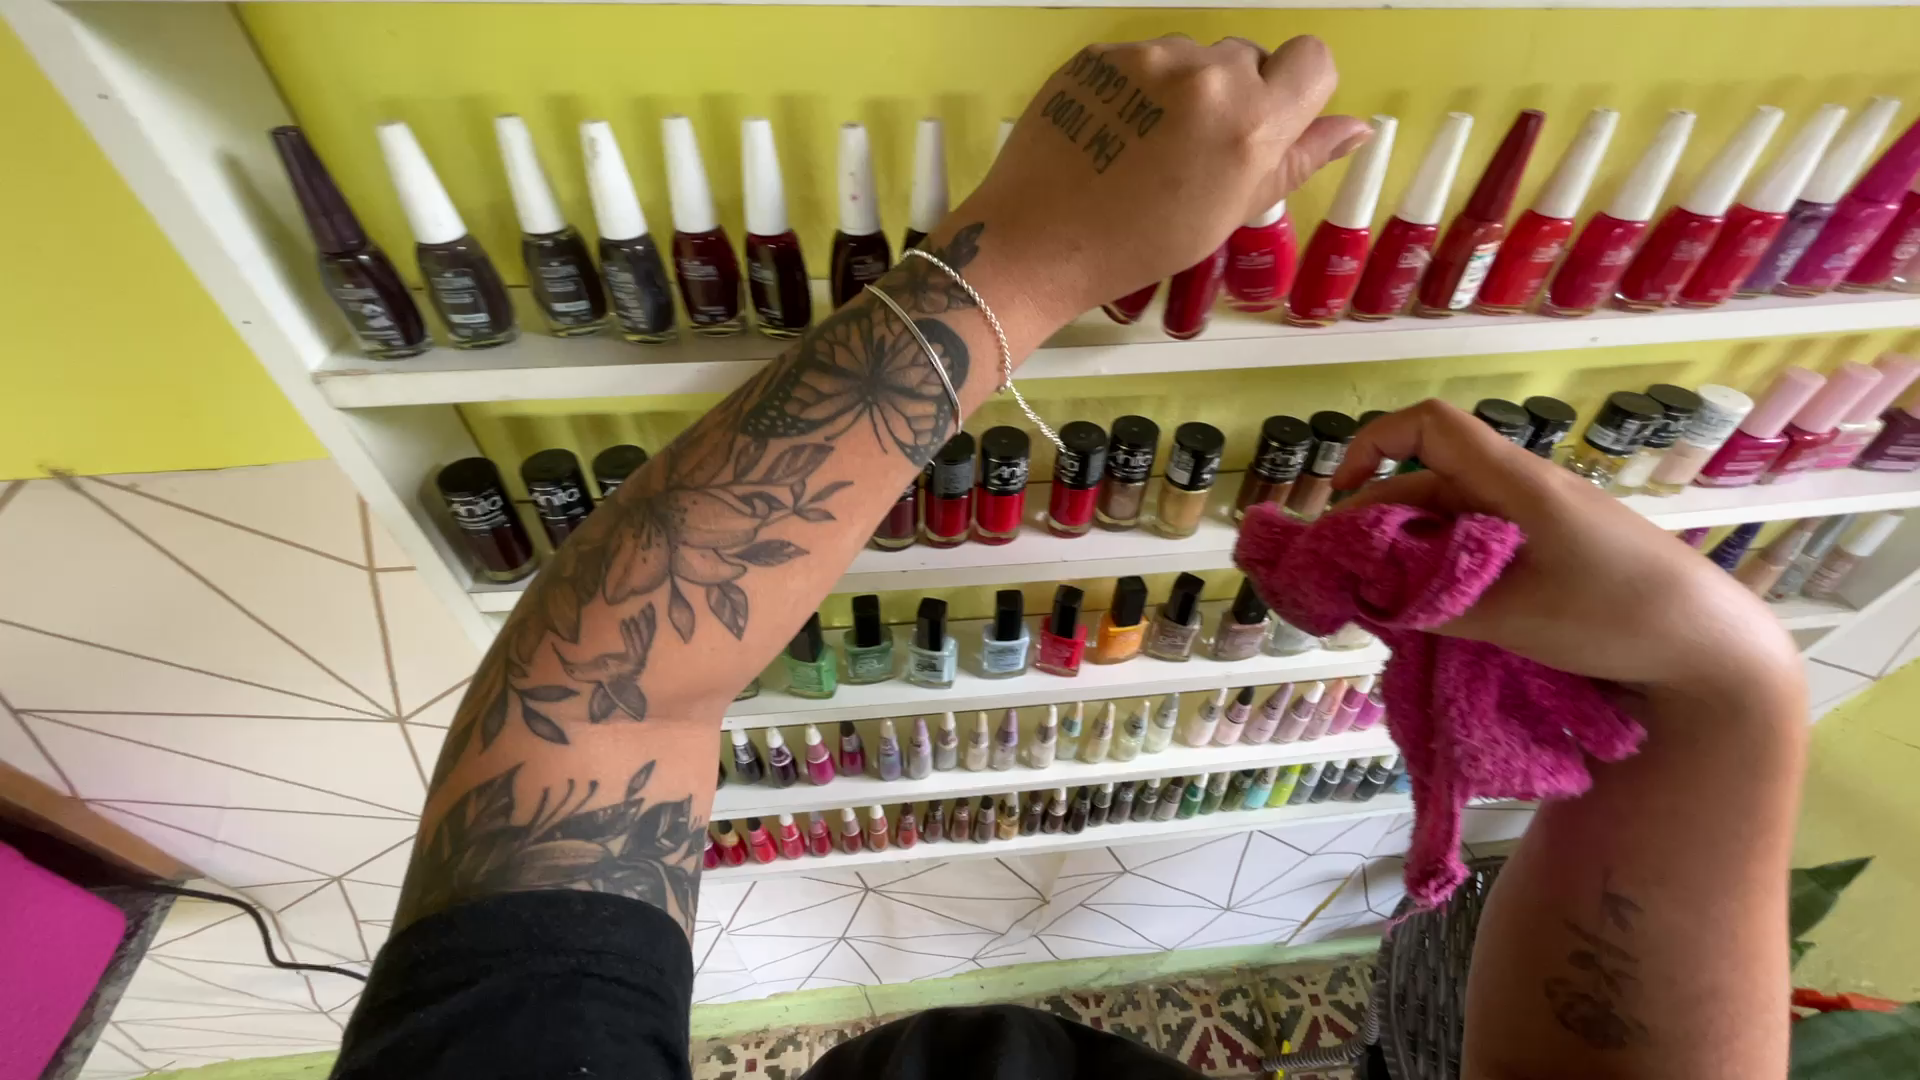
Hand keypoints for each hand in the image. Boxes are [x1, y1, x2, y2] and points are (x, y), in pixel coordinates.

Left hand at [959, 35, 1370, 323]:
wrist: (1037, 245)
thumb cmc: (1133, 248)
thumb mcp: (1222, 218)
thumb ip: (1292, 163)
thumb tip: (1354, 126)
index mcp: (1250, 121)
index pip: (1313, 61)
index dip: (1293, 94)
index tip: (1260, 130)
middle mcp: (1207, 75)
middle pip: (1245, 59)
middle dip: (1229, 99)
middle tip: (1186, 160)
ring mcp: (1147, 58)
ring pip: (1188, 59)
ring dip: (1178, 94)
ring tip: (1138, 154)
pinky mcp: (1098, 55)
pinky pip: (1136, 61)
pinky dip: (1131, 92)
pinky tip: (1106, 139)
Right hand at [1332, 401, 1802, 701]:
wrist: (1713, 650)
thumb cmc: (1617, 616)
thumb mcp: (1510, 616)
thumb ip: (1429, 602)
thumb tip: (1367, 596)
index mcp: (1512, 483)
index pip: (1429, 426)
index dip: (1372, 444)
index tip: (1342, 494)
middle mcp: (1512, 491)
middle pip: (1421, 480)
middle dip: (1373, 520)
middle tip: (1344, 572)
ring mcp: (1525, 521)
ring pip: (1439, 518)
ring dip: (1401, 550)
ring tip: (1376, 597)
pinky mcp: (1535, 549)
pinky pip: (1463, 544)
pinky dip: (1431, 567)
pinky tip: (1419, 602)